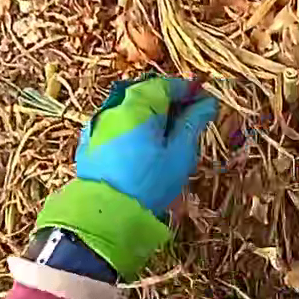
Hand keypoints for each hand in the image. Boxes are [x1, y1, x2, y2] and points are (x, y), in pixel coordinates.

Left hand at [35, 77, 219, 281]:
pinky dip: (136, 126)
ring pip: (132, 108)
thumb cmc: (149, 182)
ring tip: (172, 132)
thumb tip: (208, 102)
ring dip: (153, 114)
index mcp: (137, 104)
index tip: (206, 99)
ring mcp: (99, 122)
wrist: (105, 214)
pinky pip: (118, 122)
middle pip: (147, 93)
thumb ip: (194, 122)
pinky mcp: (90, 140)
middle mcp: (114, 106)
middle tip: (192, 116)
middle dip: (171, 101)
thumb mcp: (180, 152)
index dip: (189, 90)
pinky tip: (147, 144)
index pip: (167, 85)